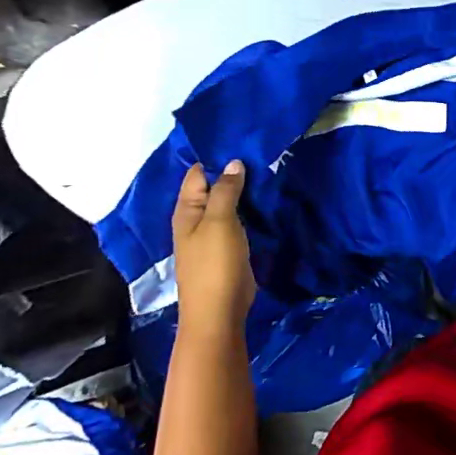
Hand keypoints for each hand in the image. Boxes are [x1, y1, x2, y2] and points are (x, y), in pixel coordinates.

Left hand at [171, 161, 254, 336]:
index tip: (242, 141)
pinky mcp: (229, 249)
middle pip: (214, 188)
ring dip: (244, 193)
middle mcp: (196, 219)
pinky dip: (250, 212)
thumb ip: (225, 190)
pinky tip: (266, 202)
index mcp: (187, 210)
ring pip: (229, 205)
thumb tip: (233, 163)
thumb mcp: (219, 221)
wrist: (219, 313)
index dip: (217, 157)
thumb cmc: (215, 264)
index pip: (199, 173)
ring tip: (269, 172)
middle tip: (262, 154)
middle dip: (234, 173)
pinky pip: (239, 222)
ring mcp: (213, 235)